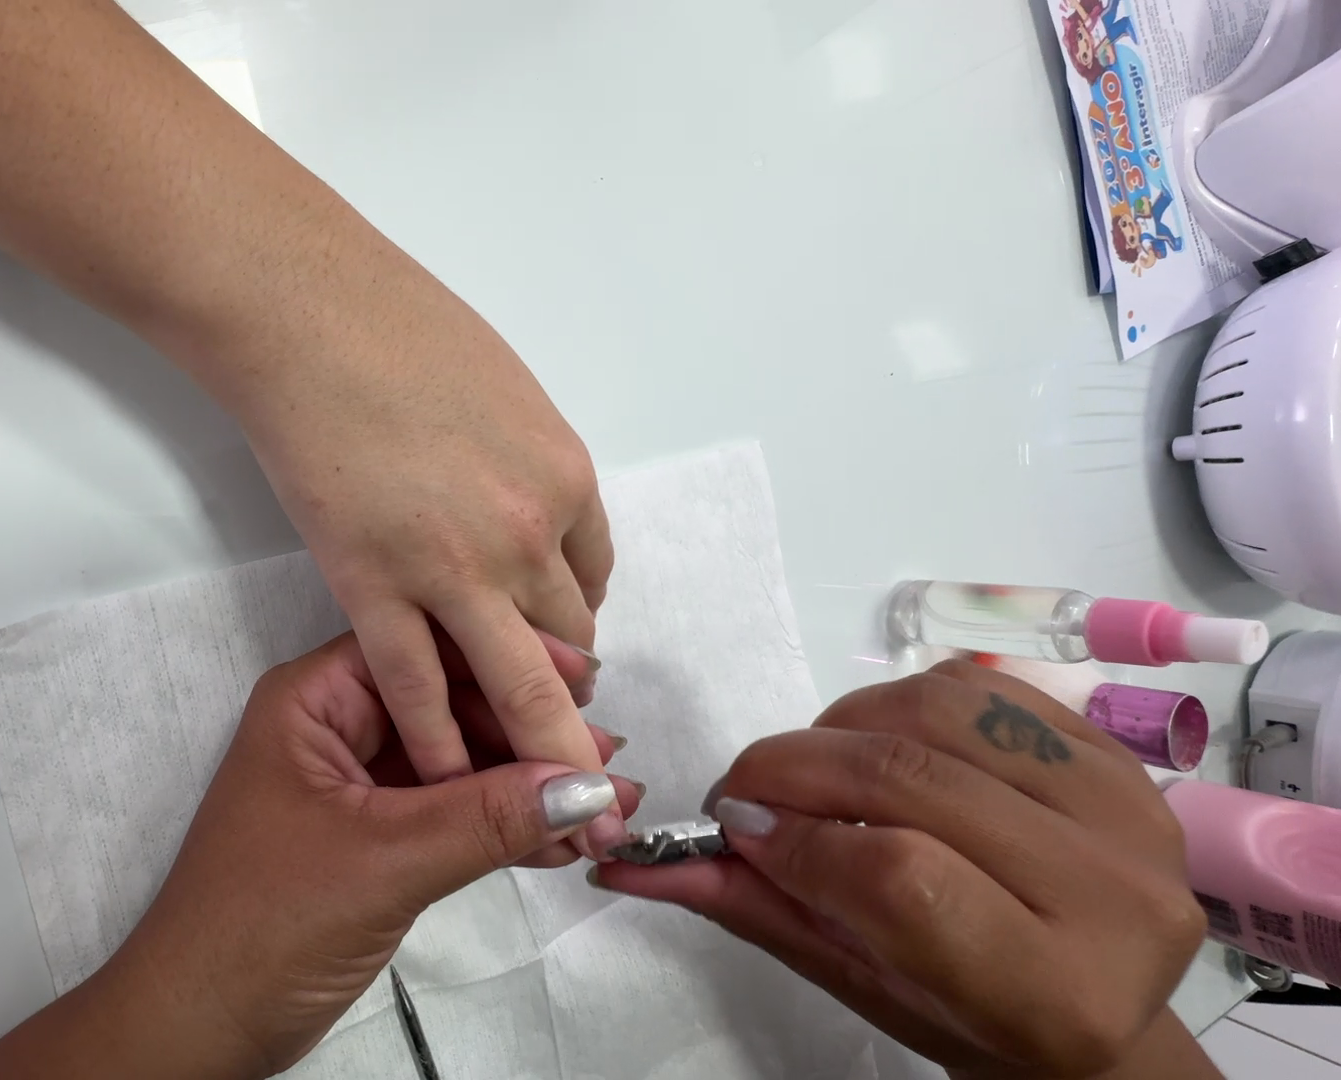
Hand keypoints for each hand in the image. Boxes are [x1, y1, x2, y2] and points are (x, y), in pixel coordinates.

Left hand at [0, 632, 639, 1079]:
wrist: (202, 1028)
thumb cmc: (268, 923)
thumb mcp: (382, 861)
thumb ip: (486, 818)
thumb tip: (591, 787)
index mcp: (317, 698)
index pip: (422, 653)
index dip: (502, 661)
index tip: (582, 680)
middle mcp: (339, 724)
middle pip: (448, 707)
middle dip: (527, 737)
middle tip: (609, 760)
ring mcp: (359, 779)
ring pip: (457, 762)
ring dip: (524, 786)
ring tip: (605, 805)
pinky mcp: (376, 830)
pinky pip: (449, 809)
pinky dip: (501, 824)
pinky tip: (559, 839)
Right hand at [228, 260, 619, 854]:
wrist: (304, 311)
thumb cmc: (399, 327)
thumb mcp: (500, 389)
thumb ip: (526, 462)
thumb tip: (525, 512)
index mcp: (563, 475)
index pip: (590, 575)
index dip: (573, 619)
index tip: (557, 642)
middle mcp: (526, 532)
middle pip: (565, 639)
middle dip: (565, 693)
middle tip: (561, 734)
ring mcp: (453, 567)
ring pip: (516, 683)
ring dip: (534, 746)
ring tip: (545, 802)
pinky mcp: (373, 587)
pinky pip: (420, 687)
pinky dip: (442, 745)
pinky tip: (452, 784)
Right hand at [596, 660, 1208, 1078]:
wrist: (1076, 996)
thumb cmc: (945, 1004)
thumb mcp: (839, 968)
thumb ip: (740, 902)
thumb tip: (624, 861)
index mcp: (1053, 989)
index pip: (896, 875)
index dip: (793, 838)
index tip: (736, 828)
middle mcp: (1116, 893)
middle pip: (905, 777)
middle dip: (789, 768)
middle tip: (747, 789)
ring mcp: (1125, 808)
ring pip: (927, 710)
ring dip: (836, 728)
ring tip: (818, 770)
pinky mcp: (1110, 752)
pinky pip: (964, 684)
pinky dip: (892, 702)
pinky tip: (881, 746)